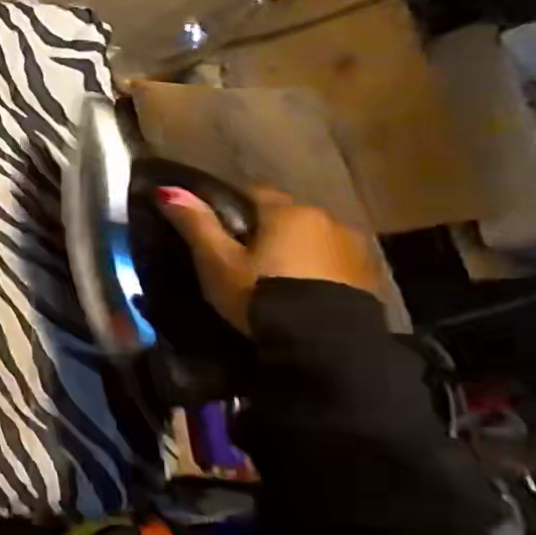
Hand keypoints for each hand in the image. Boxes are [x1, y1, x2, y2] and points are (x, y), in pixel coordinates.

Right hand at [155, 186, 380, 333]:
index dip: (234, 208)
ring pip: (313, 239)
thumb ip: (196, 224)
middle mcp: (327, 218)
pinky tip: (302, 294)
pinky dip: (318, 271)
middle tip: (244, 261)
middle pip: (287, 217)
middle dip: (268, 231)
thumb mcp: (217, 262)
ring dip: (296, 251)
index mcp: (287, 211)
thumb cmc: (261, 295)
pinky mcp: (369, 277)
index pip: (254, 192)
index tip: (219, 230)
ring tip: (275, 281)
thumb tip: (166, 189)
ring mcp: (355, 247)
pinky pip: (334, 263)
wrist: (324, 345)